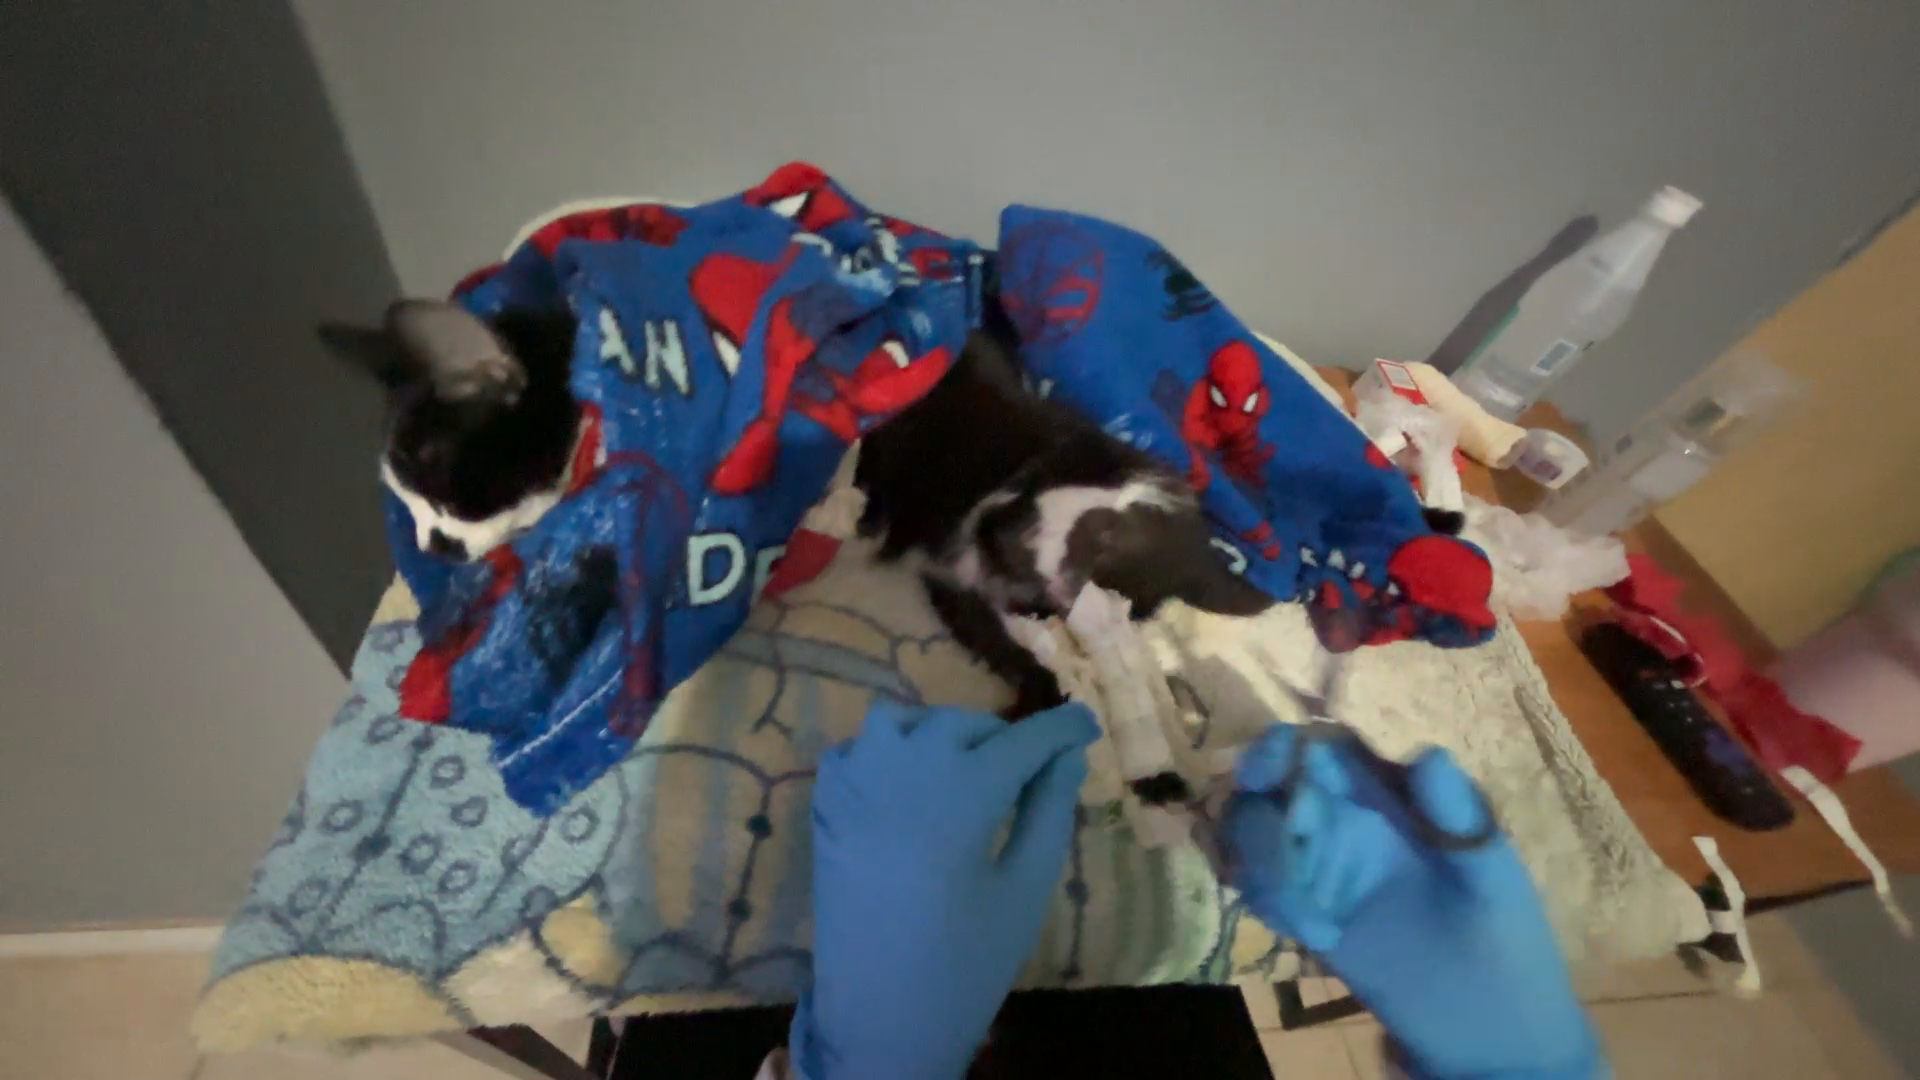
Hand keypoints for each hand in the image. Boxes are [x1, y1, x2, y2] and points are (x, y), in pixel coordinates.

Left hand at [791, 700, 1097, 1079]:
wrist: (876, 1018)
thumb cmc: (965, 961)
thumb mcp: (1025, 888)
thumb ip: (1050, 811)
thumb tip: (1068, 754)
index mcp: (965, 790)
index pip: (1025, 739)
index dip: (1062, 728)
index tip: (1086, 725)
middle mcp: (907, 765)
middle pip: (967, 723)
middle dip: (1004, 739)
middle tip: (1027, 772)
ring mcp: (857, 777)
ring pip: (904, 719)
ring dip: (940, 732)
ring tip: (961, 769)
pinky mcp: (825, 799)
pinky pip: (858, 746)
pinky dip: (886, 750)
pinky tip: (904, 785)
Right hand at [1224, 726, 1602, 1078]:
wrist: (1490, 1038)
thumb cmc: (1504, 946)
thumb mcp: (1492, 882)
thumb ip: (1459, 818)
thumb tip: (1428, 754)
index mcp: (1382, 794)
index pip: (1318, 744)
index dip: (1279, 746)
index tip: (1262, 774)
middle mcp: (1337, 814)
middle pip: (1268, 783)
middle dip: (1257, 812)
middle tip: (1276, 860)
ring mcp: (1312, 858)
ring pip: (1250, 828)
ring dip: (1262, 865)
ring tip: (1307, 922)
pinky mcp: (1296, 902)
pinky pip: (1254, 880)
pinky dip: (1266, 899)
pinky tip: (1311, 936)